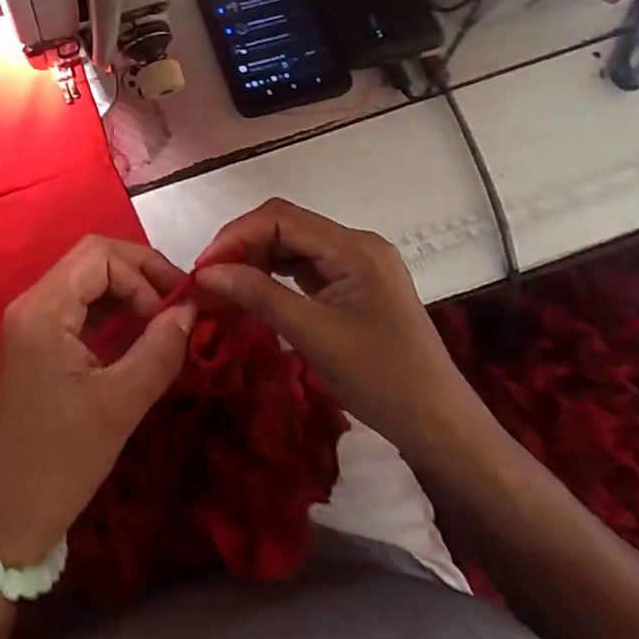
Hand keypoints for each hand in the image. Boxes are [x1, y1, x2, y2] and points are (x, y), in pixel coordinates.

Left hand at [0, 236, 196, 565]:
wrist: (8, 514)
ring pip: (88, 281)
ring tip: (168, 317)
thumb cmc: (61, 461)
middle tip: (179, 304)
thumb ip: (160, 349)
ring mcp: (31, 323)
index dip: (143, 273)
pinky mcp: (38, 343)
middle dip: (141, 274)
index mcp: (42, 311)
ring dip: (130, 291)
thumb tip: (192, 310)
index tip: (172, 313)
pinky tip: (142, 331)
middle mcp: (31, 305)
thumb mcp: (120, 405)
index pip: (99, 256)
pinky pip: (80, 307)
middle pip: (93, 260)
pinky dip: (115, 310)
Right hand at [193, 199, 485, 463]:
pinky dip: (274, 276)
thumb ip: (259, 296)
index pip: (281, 218)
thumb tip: (205, 272)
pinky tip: (252, 292)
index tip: (203, 267)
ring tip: (223, 286)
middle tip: (207, 279)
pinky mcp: (353, 284)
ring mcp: (356, 264)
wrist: (436, 421)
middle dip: (242, 246)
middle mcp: (356, 244)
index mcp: (354, 247)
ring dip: (256, 260)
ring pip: (293, 246)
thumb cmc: (380, 378)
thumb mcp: (313, 335)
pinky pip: (305, 267)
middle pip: (286, 226)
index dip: (236, 235)